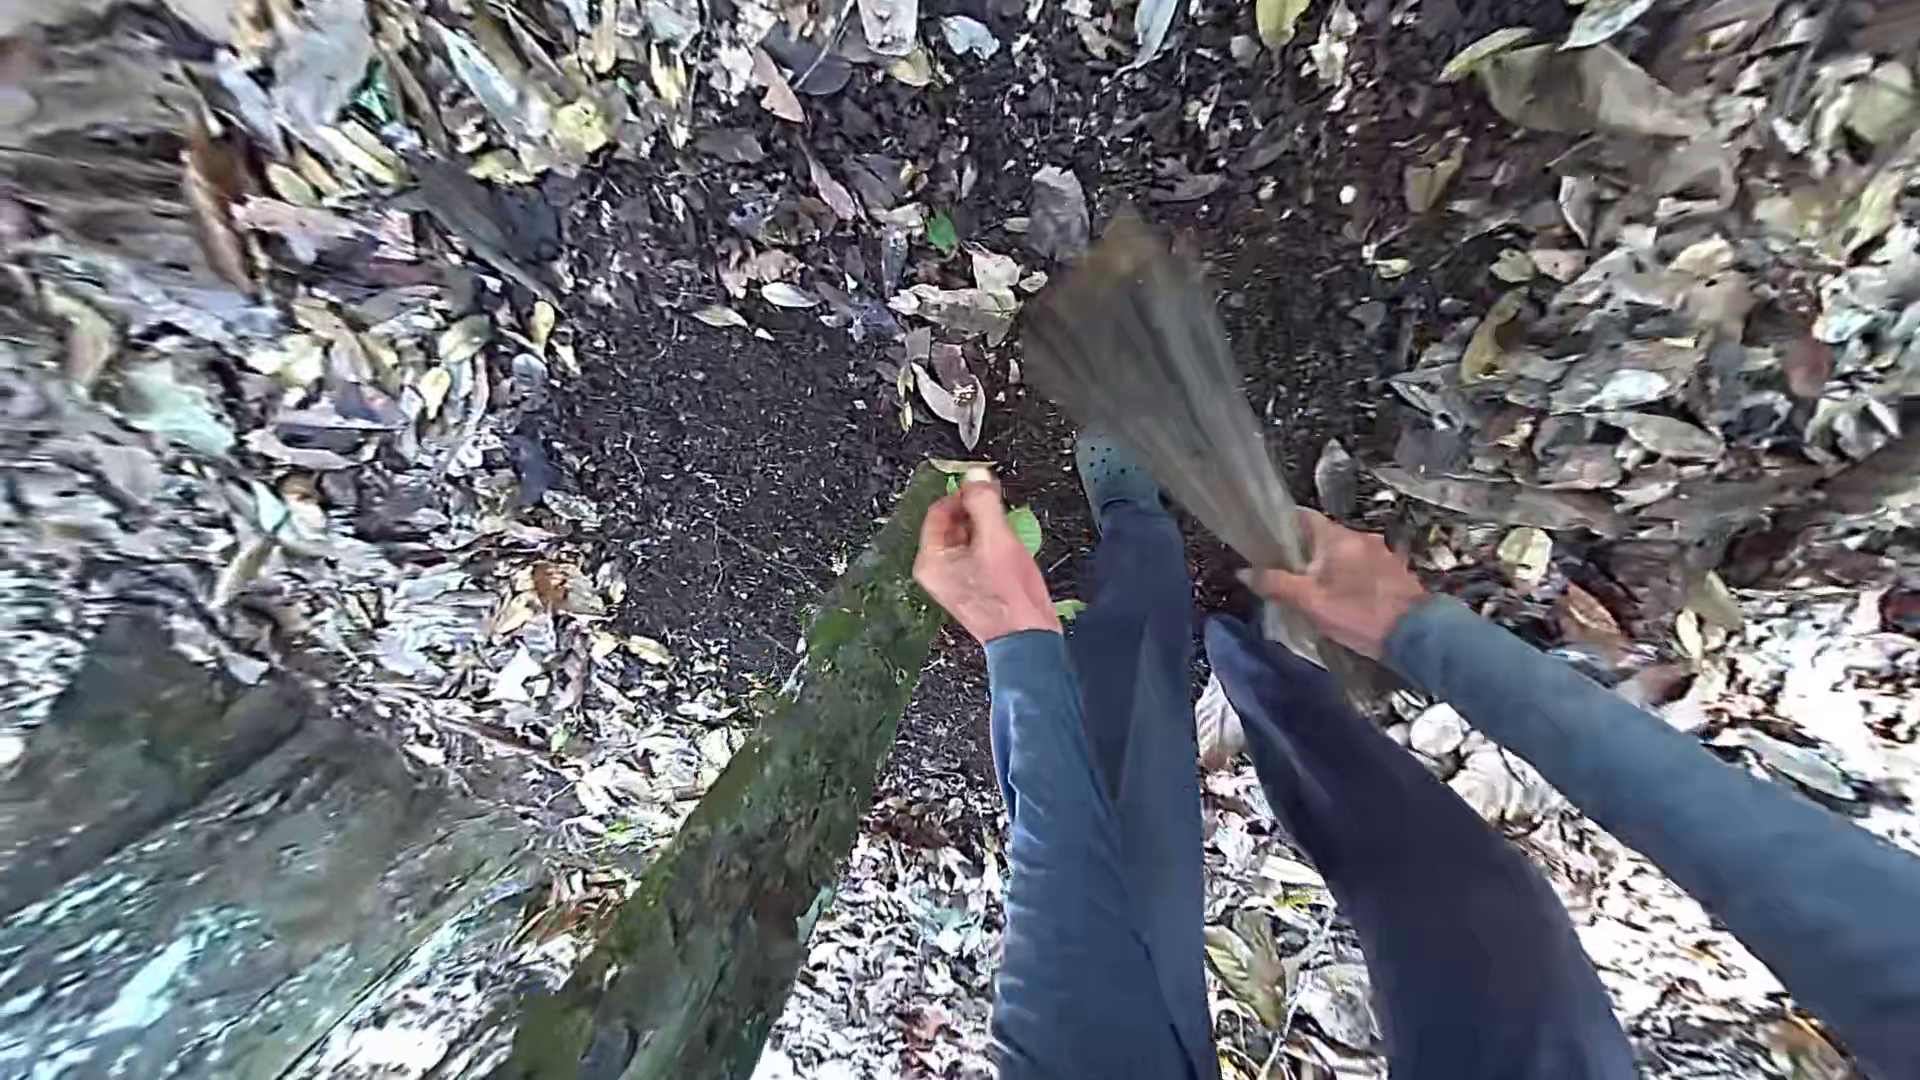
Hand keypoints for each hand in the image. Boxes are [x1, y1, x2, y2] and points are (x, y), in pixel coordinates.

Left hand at [914, 481, 1059, 644]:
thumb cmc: (1009, 598)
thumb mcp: (996, 538)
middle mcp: (938, 571)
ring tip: (1006, 529)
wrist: (1028, 636)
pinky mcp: (973, 585)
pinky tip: (1009, 546)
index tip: (983, 486)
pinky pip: (977, 553)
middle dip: (976, 511)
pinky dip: (991, 544)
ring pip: (967, 537)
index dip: (962, 494)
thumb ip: (983, 501)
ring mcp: (955, 580)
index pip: (939, 511)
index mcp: (932, 560)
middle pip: (953, 523)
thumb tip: (976, 475)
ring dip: (986, 527)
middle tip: (997, 505)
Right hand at [1244, 510, 1427, 658]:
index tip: (1265, 539)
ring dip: (1324, 565)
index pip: (1303, 516)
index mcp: (1337, 538)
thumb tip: (1244, 573)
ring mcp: (1382, 554)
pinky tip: (1339, 595)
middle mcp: (1361, 538)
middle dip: (1300, 551)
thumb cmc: (1358, 613)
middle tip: (1282, 570)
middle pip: (1321, 536)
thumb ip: (1274, 584)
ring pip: (1341, 552)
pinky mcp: (1395, 573)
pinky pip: (1359, 565)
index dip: (1281, 524)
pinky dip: (1345, 575)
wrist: (1418, 637)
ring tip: (1309, 587)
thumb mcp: (1308, 601)